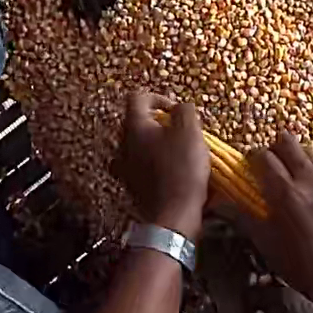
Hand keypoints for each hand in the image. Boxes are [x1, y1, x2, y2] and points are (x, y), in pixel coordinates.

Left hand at [113, 92, 208, 240]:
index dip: (159, 98)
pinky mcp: (133, 185)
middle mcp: (123, 144)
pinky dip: (155, 164)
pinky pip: (142, 166)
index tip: (176, 111)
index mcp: (134, 127)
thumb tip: (180, 107)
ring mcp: (125, 167)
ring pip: (139, 144)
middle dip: (160, 123)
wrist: (173, 214)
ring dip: (157, 144)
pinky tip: (172, 171)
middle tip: (180, 132)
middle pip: (138, 122)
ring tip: (178, 152)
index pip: (138, 98)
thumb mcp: (190, 131)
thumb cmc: (181, 170)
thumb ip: (184, 110)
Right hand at [242, 133, 312, 312]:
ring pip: (308, 152)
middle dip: (274, 148)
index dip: (251, 158)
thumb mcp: (269, 247)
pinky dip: (311, 172)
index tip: (246, 168)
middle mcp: (309, 180)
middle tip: (266, 165)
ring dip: (294, 157)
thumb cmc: (307, 269)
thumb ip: (245, 220)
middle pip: (288, 142)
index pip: (263, 156)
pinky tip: (308, 191)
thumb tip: (221, 204)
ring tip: (287, 176)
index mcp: (286, 193)